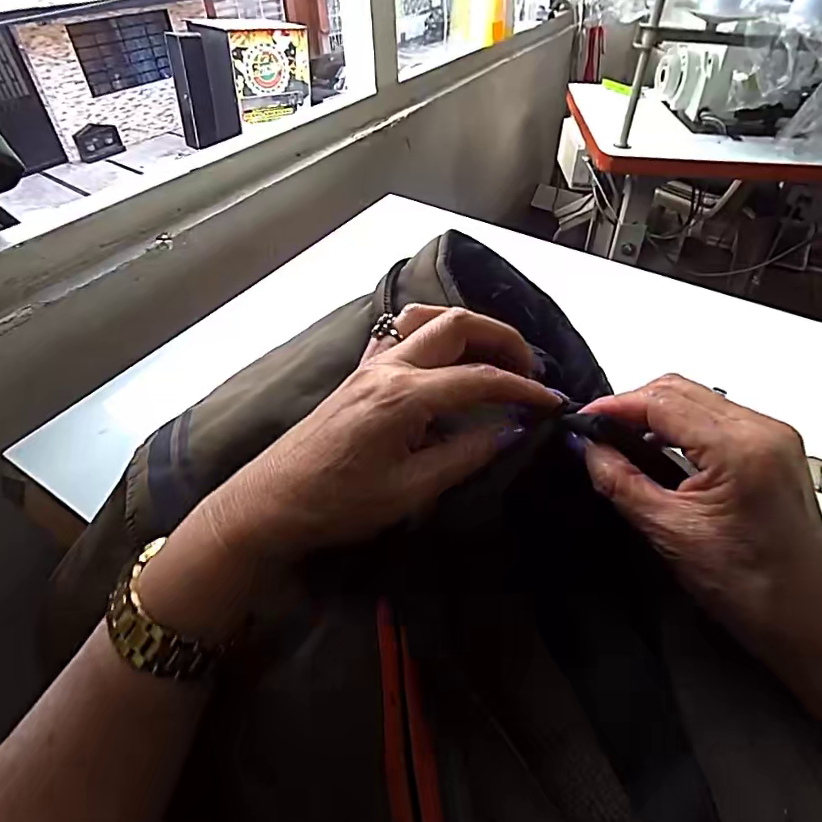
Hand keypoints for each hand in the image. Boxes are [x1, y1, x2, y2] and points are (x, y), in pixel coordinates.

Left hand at [144, 305, 560, 638]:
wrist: (270, 503)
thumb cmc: (337, 504)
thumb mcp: (410, 490)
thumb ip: (467, 454)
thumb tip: (511, 430)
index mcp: (402, 397)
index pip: (480, 379)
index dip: (523, 388)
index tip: (552, 401)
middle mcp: (388, 366)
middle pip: (458, 325)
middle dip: (504, 339)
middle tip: (529, 371)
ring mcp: (371, 363)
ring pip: (428, 317)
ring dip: (469, 327)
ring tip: (495, 355)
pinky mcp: (360, 371)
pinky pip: (401, 332)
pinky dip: (435, 333)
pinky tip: (446, 357)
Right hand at [579, 375, 821, 689]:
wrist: (809, 619)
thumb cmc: (753, 589)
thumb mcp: (671, 534)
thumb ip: (622, 482)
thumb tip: (590, 448)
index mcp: (741, 448)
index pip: (663, 402)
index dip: (616, 405)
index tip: (585, 418)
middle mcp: (764, 429)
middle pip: (682, 389)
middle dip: (634, 404)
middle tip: (599, 430)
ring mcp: (775, 435)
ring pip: (700, 398)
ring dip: (658, 413)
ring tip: (624, 439)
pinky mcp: (776, 446)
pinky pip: (718, 416)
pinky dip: (683, 425)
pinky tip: (661, 448)